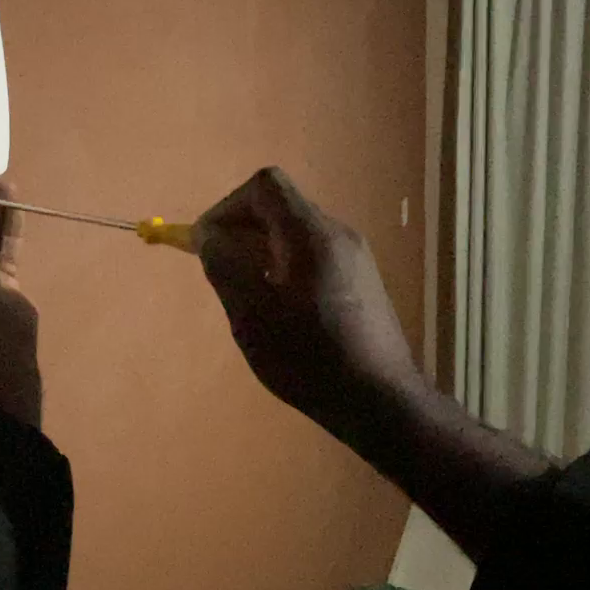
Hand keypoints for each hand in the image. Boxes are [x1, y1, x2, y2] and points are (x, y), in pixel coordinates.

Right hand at [195, 167, 422, 436]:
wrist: (381, 402)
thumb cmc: (310, 357)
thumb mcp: (252, 314)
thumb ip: (225, 265)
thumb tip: (208, 235)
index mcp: (311, 235)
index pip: (264, 186)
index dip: (227, 207)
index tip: (208, 244)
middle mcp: (336, 234)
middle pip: (277, 207)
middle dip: (239, 231)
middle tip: (221, 274)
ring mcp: (352, 256)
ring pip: (290, 232)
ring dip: (258, 252)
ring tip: (247, 298)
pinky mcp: (358, 279)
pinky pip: (307, 254)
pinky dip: (280, 267)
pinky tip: (278, 311)